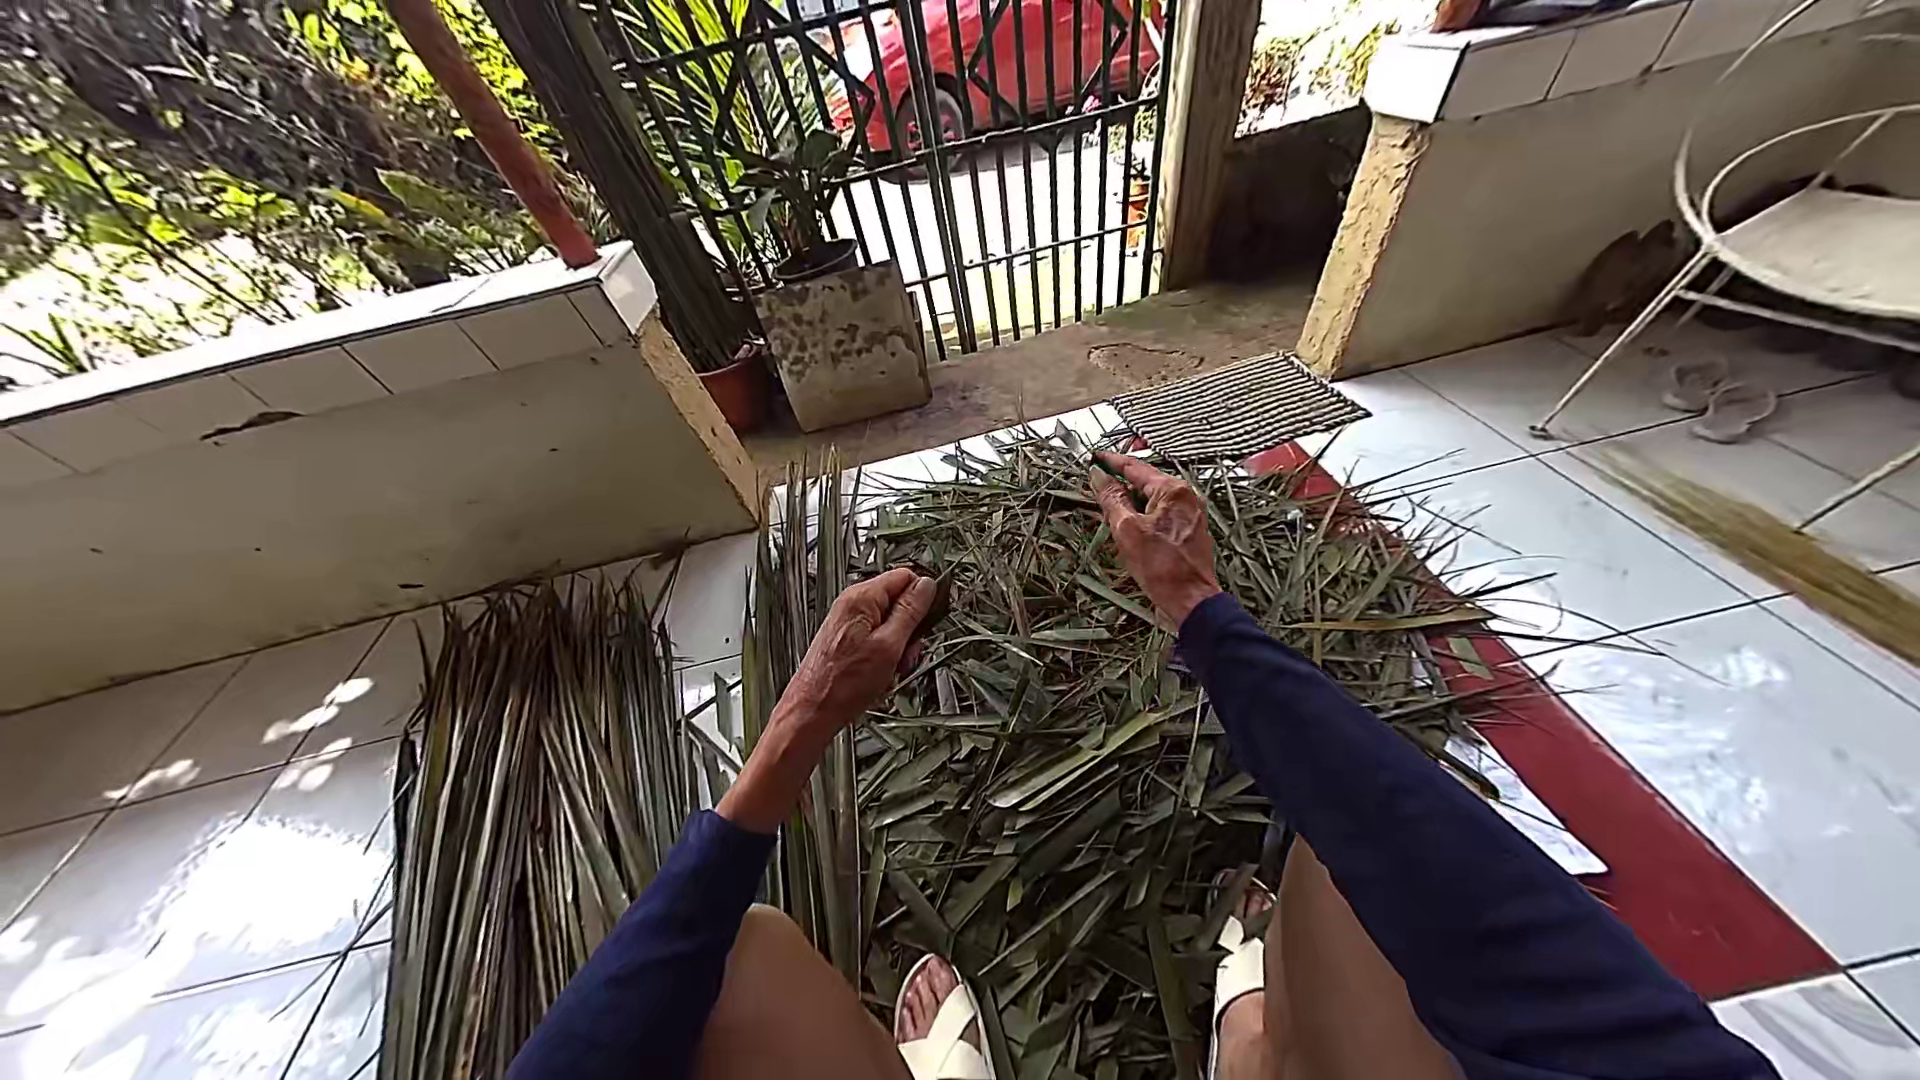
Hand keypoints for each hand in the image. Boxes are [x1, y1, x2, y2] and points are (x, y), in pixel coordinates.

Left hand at [773, 566, 937, 738]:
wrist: (813, 711)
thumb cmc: (841, 684)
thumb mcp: (889, 645)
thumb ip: (911, 612)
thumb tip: (926, 586)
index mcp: (861, 598)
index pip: (905, 576)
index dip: (924, 596)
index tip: (930, 618)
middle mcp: (852, 604)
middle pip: (899, 600)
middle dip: (912, 627)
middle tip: (908, 651)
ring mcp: (849, 622)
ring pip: (891, 621)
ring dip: (901, 644)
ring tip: (894, 666)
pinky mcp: (848, 639)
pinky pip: (879, 637)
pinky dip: (887, 653)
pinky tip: (883, 671)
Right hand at [1089, 451, 1222, 625]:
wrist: (1190, 599)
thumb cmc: (1162, 566)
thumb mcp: (1126, 528)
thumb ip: (1112, 498)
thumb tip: (1099, 476)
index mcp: (1172, 490)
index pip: (1135, 466)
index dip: (1111, 462)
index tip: (1095, 458)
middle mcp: (1186, 497)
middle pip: (1145, 482)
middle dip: (1121, 484)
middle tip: (1097, 486)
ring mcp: (1190, 514)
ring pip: (1153, 499)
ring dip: (1131, 502)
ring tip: (1110, 511)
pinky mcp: (1189, 531)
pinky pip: (1161, 514)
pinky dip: (1143, 516)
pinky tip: (1130, 528)